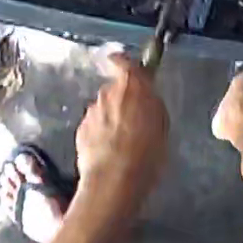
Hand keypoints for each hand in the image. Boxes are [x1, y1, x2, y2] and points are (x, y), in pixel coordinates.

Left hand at [73, 54, 168, 227]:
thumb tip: (146, 95)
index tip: (127, 67)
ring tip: (121, 143)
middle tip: (134, 120)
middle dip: (122, 100)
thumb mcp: (162, 125)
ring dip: (111, 119)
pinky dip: (100, 134)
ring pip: (103, 108)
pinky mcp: (80, 130)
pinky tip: (108, 152)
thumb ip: (152, 103)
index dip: (124, 62)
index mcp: (131, 86)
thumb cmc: (146, 153)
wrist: (113, 182)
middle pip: (114, 89)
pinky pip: (93, 126)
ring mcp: (91, 111)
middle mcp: (108, 93)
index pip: (124, 61)